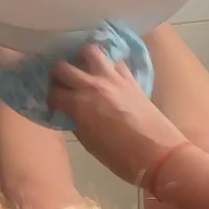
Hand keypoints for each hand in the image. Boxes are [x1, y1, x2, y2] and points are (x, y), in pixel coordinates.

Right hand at [49, 43, 186, 184]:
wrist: (160, 154)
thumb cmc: (121, 157)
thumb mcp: (90, 143)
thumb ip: (76, 122)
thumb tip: (70, 112)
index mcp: (78, 104)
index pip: (52, 93)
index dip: (47, 98)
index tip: (50, 104)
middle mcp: (92, 85)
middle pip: (62, 67)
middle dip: (56, 74)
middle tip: (58, 83)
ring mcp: (113, 79)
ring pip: (90, 51)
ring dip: (81, 57)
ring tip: (81, 65)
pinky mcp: (130, 79)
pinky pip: (115, 61)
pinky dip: (107, 63)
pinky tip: (106, 71)